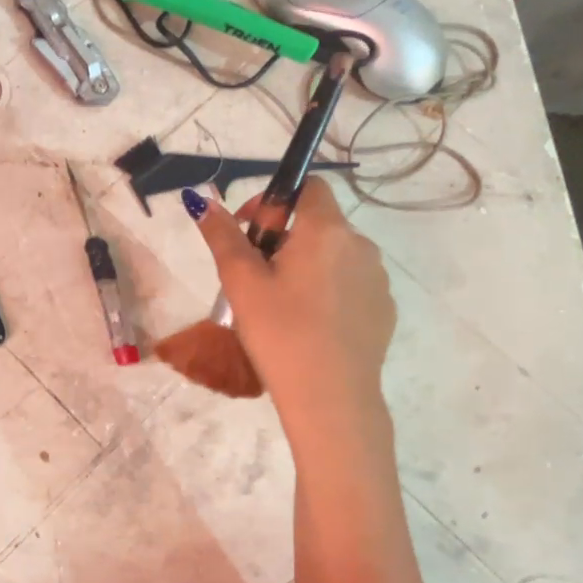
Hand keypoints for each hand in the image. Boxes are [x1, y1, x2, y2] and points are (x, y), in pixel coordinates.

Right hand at [190, 178, 394, 429]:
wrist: (331, 396)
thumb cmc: (279, 330)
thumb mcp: (240, 280)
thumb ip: (222, 235)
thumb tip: (199, 200)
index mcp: (325, 231)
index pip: (309, 187)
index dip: (275, 198)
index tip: (249, 231)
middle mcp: (360, 246)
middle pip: (318, 221)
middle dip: (282, 235)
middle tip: (251, 271)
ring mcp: (377, 279)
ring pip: (333, 254)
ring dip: (303, 262)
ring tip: (275, 300)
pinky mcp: (382, 308)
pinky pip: (348, 282)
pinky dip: (324, 288)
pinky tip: (303, 321)